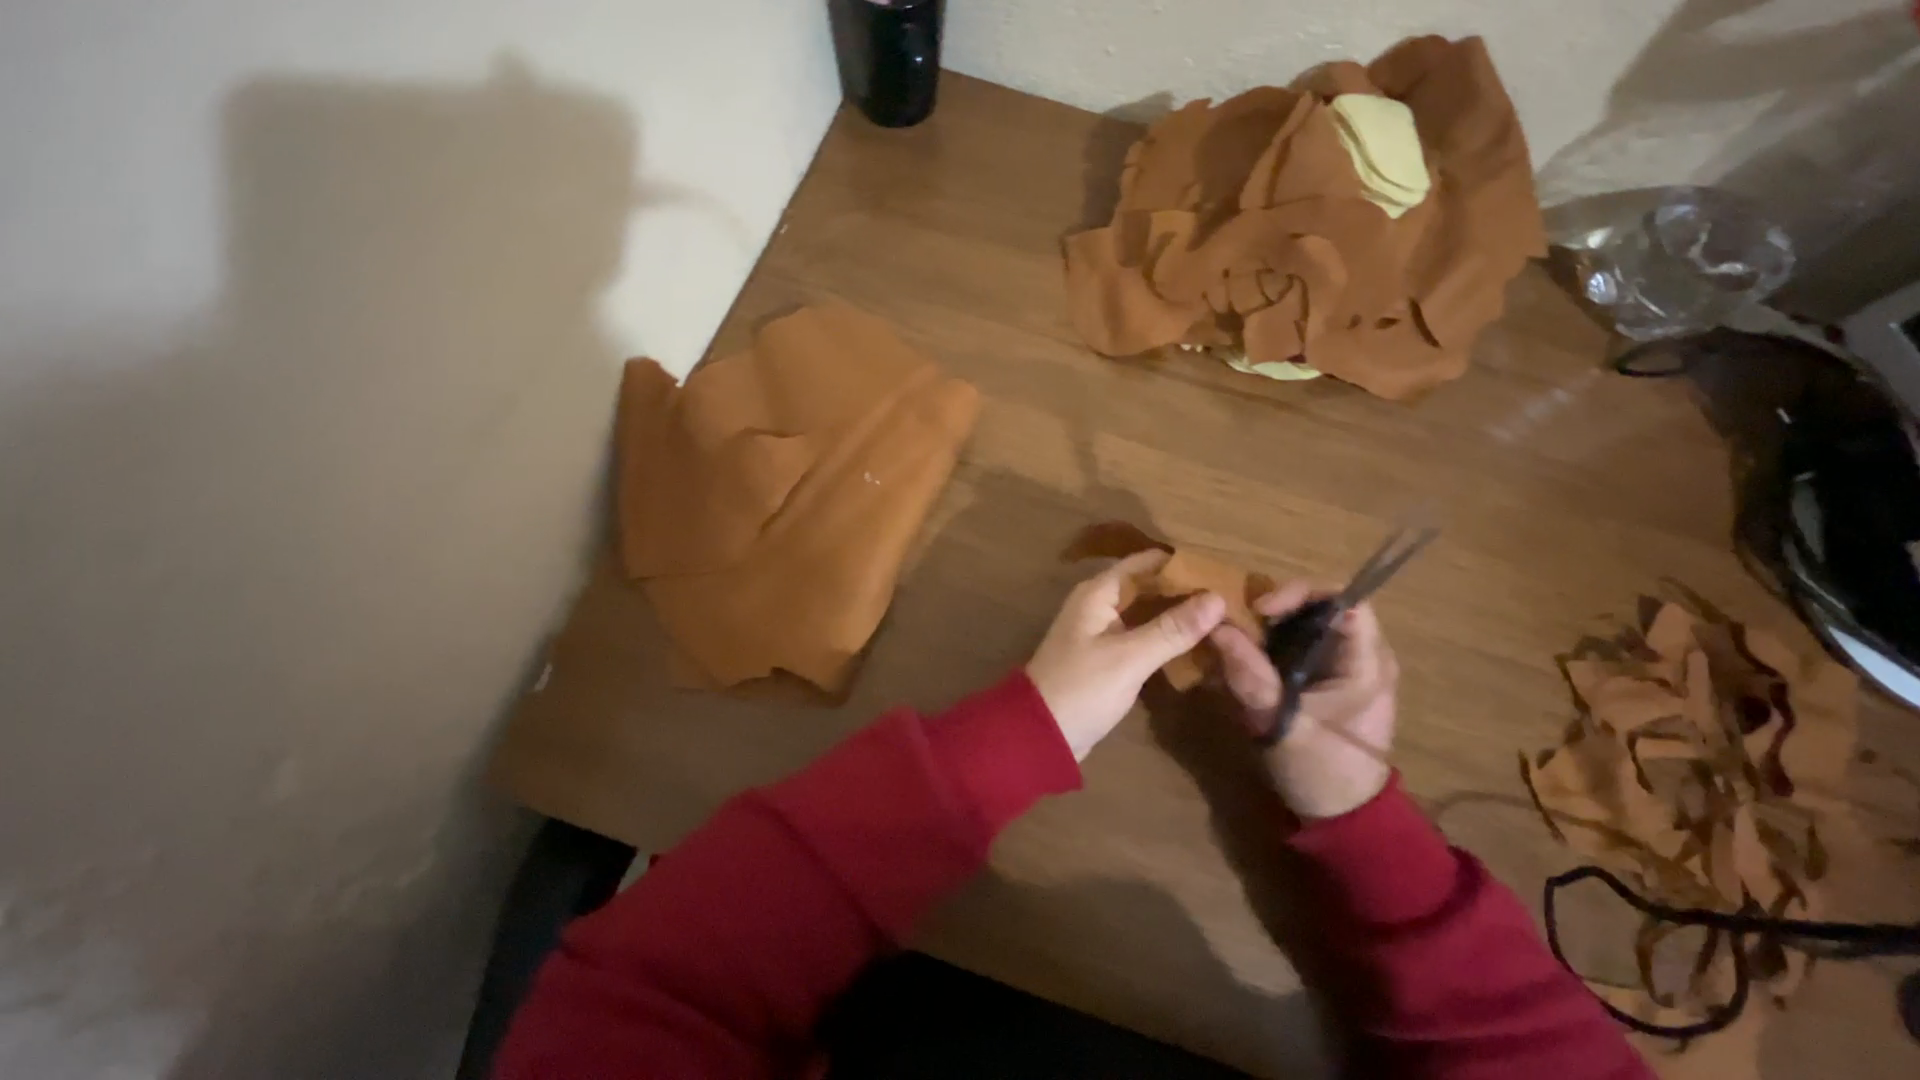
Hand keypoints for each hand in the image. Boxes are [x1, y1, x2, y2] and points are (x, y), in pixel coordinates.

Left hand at [1026, 551, 1227, 760]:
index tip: (1223, 570)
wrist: (1041, 734)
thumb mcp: (1130, 658)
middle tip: (1233, 597)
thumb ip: (1173, 628)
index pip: (1146, 563)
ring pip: (1148, 612)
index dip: (1183, 564)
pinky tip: (1198, 644)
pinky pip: (1143, 636)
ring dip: (1179, 615)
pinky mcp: (1108, 656)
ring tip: (1225, 618)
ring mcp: (1102, 631)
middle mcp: (1099, 604)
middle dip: (1186, 591)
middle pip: (1149, 586)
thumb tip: (1218, 598)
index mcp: (1098, 593)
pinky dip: (1167, 637)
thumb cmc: (1082, 688)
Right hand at [1209, 582, 1398, 819]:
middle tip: (1238, 624)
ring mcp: (1343, 667)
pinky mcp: (1325, 680)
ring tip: (1234, 641)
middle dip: (1276, 610)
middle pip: (1319, 607)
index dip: (1300, 593)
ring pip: (1305, 625)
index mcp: (1366, 663)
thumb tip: (1217, 629)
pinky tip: (1242, 660)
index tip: (1260, 610)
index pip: (1343, 600)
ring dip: (1268, 628)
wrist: (1343, 819)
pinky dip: (1269, 646)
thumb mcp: (1282, 725)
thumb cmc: (1323, 771)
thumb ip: (1252, 677)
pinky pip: (1297, 647)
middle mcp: (1361, 656)